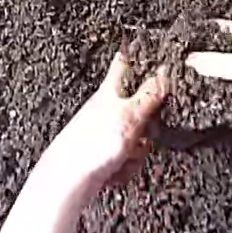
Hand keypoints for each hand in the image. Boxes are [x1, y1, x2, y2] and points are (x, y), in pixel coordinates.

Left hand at [35, 51, 170, 192]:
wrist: (66, 182)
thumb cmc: (92, 143)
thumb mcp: (131, 114)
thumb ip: (150, 93)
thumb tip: (165, 71)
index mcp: (111, 88)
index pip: (125, 61)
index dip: (137, 54)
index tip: (149, 51)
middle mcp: (107, 106)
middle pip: (138, 104)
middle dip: (147, 122)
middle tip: (145, 131)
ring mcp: (104, 130)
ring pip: (135, 134)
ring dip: (136, 150)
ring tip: (125, 156)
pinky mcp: (102, 155)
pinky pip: (126, 157)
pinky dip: (125, 166)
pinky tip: (116, 171)